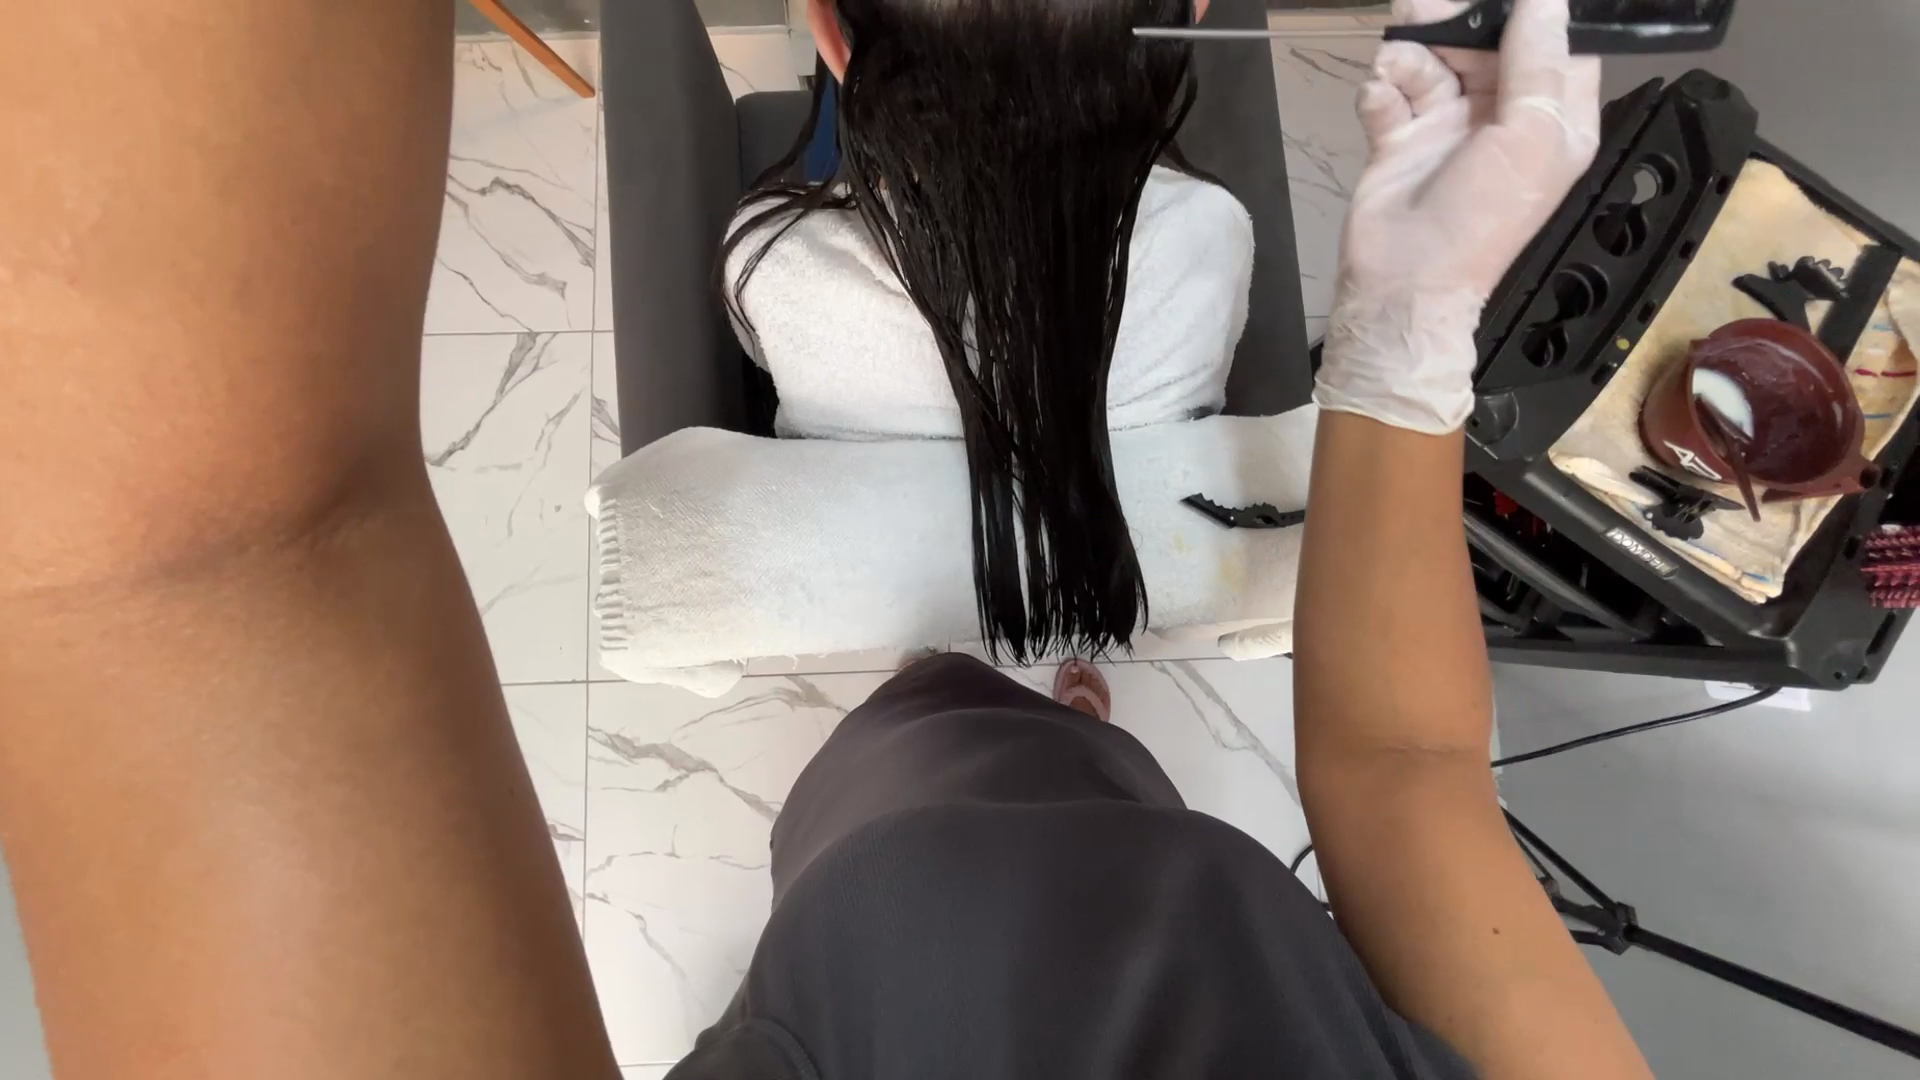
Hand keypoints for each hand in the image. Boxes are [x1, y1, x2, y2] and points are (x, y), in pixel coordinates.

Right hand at [1314, 0, 1602, 434]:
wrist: (1403, 284)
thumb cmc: (1481, 217)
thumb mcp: (1532, 136)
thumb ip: (1538, 62)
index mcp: (1548, 117)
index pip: (1553, 41)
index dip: (1533, 11)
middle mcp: (1496, 117)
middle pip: (1486, 44)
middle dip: (1460, 20)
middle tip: (1428, 4)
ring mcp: (1443, 131)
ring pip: (1432, 65)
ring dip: (1412, 51)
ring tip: (1394, 52)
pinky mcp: (1396, 146)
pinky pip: (1389, 100)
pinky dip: (1380, 92)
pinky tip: (1377, 97)